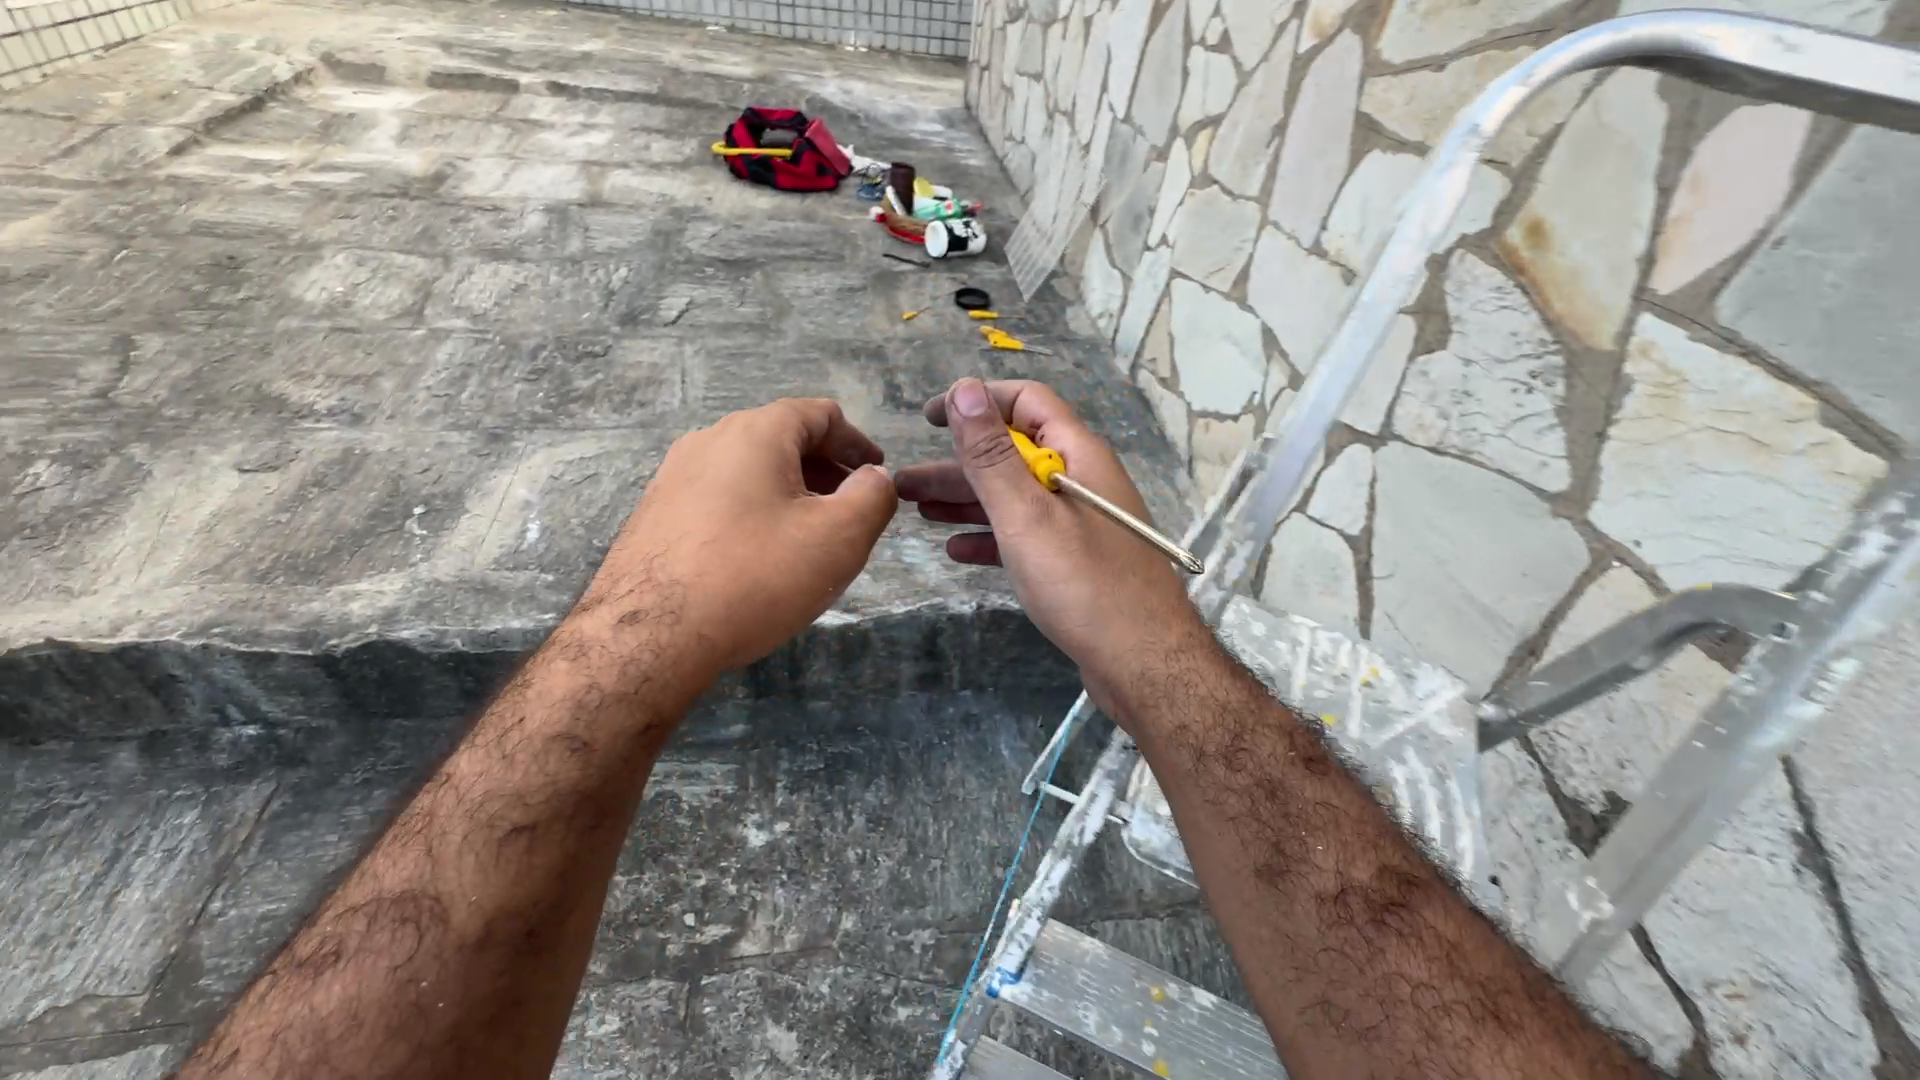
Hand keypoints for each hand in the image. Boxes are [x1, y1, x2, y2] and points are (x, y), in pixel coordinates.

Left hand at [572, 399, 896, 681]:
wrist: (650, 636)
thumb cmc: (756, 576)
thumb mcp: (839, 538)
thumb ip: (873, 497)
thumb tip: (874, 477)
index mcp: (755, 433)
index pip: (820, 414)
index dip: (857, 442)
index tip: (877, 473)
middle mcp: (708, 442)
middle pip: (782, 439)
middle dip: (825, 469)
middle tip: (850, 508)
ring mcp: (674, 478)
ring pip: (748, 471)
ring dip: (789, 492)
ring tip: (809, 536)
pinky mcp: (656, 515)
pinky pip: (719, 499)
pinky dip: (754, 512)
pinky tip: (759, 557)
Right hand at [894, 378, 1204, 707]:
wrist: (1142, 663)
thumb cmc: (1084, 583)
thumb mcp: (1027, 515)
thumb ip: (992, 455)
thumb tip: (964, 389)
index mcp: (1077, 455)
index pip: (1026, 403)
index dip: (977, 402)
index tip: (928, 418)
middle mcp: (1080, 481)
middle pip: (1012, 456)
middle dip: (957, 464)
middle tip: (904, 482)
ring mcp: (1079, 524)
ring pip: (1014, 499)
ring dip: (965, 501)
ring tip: (915, 509)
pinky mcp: (1075, 563)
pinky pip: (1025, 537)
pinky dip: (990, 538)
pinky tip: (956, 549)